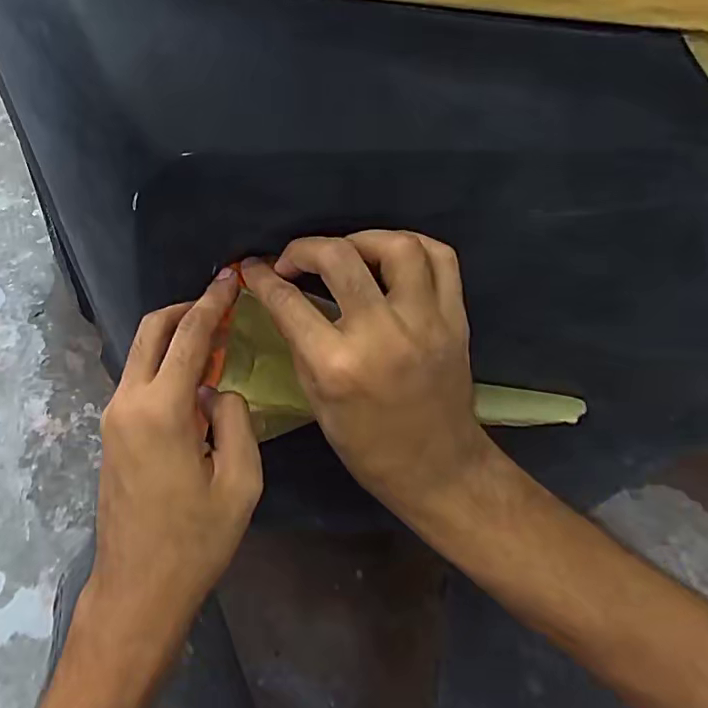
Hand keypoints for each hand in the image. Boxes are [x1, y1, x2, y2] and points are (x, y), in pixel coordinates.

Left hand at [88, 269, 263, 637]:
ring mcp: (112, 414)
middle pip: (149, 331)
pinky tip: (191, 383)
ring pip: (139, 354)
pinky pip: (137, 380)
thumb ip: (235, 421)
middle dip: (182, 310)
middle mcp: (127, 400)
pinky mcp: (110, 429)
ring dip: (171, 339)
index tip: (229, 279)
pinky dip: (162, 366)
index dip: (210, 304)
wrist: (137, 585)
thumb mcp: (239, 483)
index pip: (187, 338)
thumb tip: (217, 390)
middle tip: (217, 305)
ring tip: (212, 343)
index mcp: (160, 409)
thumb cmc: (194, 541)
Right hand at [239, 231, 491, 514]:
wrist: (438, 468)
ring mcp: (426, 323)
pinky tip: (386, 256)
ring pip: (397, 247)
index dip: (261, 276)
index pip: (288, 299)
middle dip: (304, 248)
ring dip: (360, 239)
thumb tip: (278, 294)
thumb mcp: (313, 394)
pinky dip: (410, 245)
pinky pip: (440, 259)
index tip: (251, 267)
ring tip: (344, 253)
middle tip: (293, 260)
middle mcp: (382, 335)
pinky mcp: (455, 320)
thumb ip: (297, 338)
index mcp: (337, 363)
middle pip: (339, 257)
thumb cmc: (363, 441)